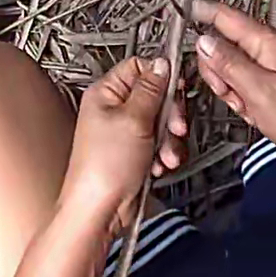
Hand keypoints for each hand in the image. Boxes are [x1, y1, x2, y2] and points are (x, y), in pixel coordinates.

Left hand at [60, 56, 170, 217]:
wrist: (99, 211)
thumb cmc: (103, 168)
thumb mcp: (134, 120)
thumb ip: (151, 89)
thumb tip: (162, 65)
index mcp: (106, 92)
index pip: (140, 67)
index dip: (161, 77)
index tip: (177, 91)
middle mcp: (114, 109)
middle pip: (156, 95)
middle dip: (170, 114)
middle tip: (174, 127)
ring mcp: (125, 131)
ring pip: (162, 121)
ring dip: (169, 139)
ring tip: (164, 153)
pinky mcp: (134, 152)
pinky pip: (160, 143)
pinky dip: (164, 154)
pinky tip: (158, 165)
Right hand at [192, 0, 275, 177]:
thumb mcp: (259, 92)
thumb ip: (228, 64)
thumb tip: (203, 41)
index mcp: (268, 43)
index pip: (227, 16)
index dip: (202, 12)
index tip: (183, 10)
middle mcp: (269, 48)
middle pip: (223, 44)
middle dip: (217, 69)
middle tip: (228, 89)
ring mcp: (270, 63)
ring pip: (228, 65)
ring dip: (228, 86)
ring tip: (246, 103)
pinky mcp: (270, 79)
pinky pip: (240, 80)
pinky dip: (239, 96)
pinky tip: (252, 109)